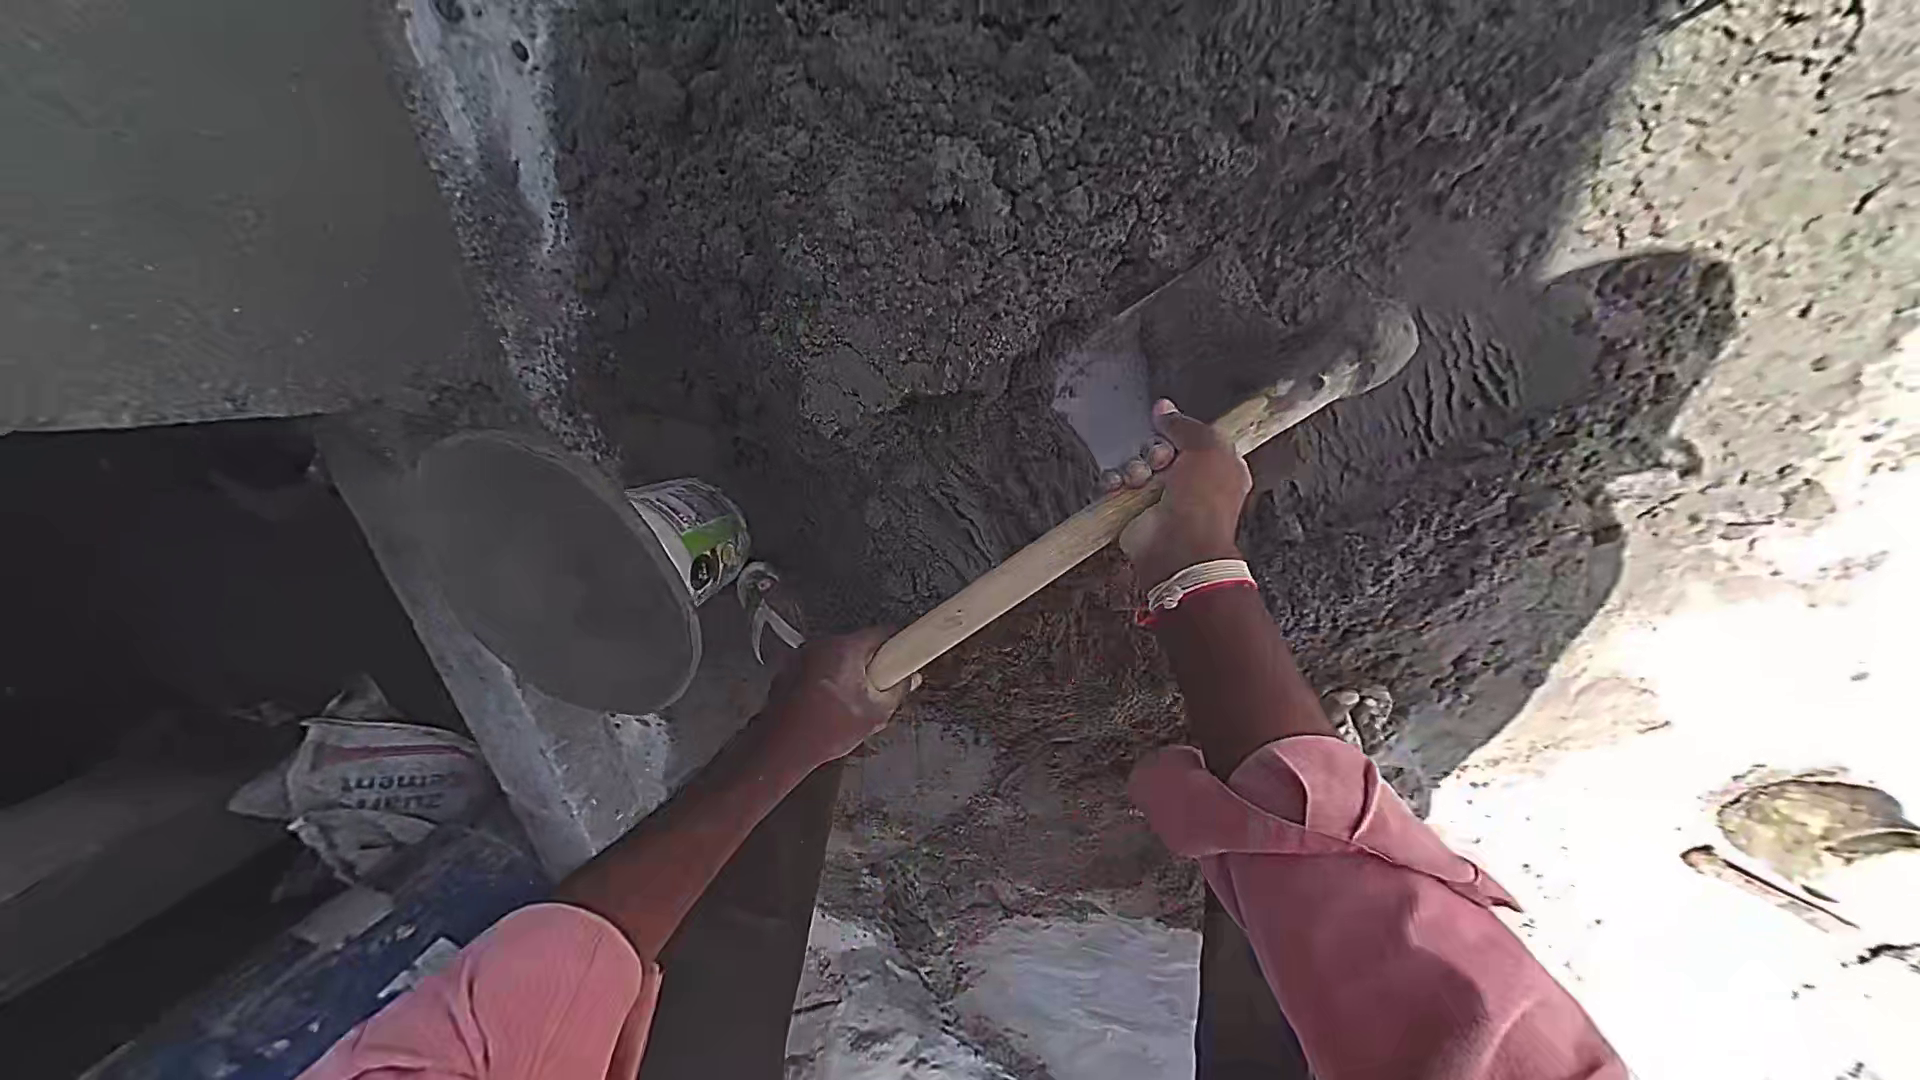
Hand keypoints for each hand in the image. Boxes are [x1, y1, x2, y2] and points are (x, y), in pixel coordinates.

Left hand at [763, 628, 917, 765]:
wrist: (780, 749)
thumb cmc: (822, 731)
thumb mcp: (874, 715)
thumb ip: (897, 691)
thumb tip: (910, 680)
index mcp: (844, 649)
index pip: (882, 632)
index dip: (898, 644)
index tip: (905, 654)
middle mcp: (821, 645)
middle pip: (859, 644)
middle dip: (871, 664)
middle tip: (877, 688)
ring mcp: (802, 656)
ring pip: (838, 656)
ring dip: (848, 672)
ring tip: (850, 702)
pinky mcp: (789, 669)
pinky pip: (818, 666)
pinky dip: (827, 679)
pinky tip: (829, 705)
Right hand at [1111, 398, 1251, 586]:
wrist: (1178, 546)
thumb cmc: (1205, 501)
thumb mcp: (1208, 447)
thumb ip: (1185, 424)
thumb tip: (1164, 409)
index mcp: (1214, 466)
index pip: (1190, 437)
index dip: (1178, 432)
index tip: (1173, 434)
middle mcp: (1186, 482)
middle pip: (1159, 448)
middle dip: (1154, 451)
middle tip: (1160, 462)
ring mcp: (1157, 498)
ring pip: (1135, 464)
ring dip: (1134, 467)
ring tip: (1140, 480)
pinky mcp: (1131, 510)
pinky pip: (1115, 484)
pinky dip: (1114, 481)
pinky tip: (1120, 486)